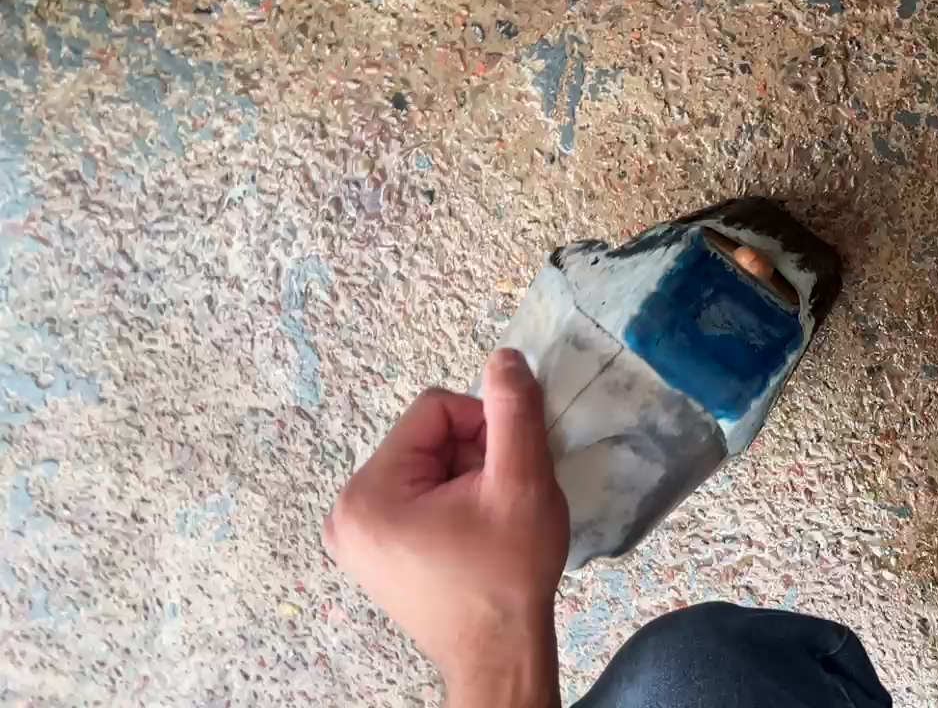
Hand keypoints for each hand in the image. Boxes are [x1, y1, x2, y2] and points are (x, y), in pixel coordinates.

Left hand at [324, 349, 567, 707]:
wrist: (500, 648)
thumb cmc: (509, 566)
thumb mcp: (521, 479)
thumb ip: (513, 410)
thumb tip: (505, 356)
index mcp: (369, 493)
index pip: (436, 408)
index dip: (486, 423)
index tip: (508, 466)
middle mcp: (348, 511)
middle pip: (432, 435)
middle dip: (478, 451)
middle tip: (504, 493)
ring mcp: (358, 535)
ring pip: (432, 461)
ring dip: (473, 473)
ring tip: (494, 514)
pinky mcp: (377, 550)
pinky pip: (423, 491)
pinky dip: (459, 496)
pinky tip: (478, 528)